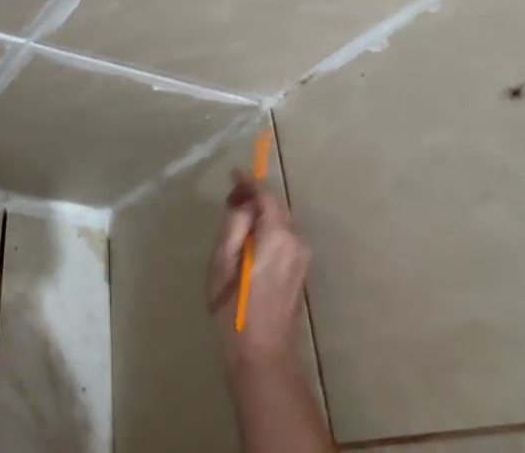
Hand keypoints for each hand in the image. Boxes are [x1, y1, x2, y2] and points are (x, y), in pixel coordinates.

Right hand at [206, 168, 311, 367]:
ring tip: (235, 216)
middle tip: (229, 197)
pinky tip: (249, 237)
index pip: (266, 196)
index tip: (232, 173)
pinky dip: (268, 228)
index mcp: (278, 236)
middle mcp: (296, 241)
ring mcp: (302, 257)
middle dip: (254, 197)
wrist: (262, 352)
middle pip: (276, 206)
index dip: (249, 182)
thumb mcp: (222, 260)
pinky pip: (284, 236)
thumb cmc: (235, 305)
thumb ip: (233, 225)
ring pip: (281, 221)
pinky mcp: (300, 270)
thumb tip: (241, 204)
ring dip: (261, 213)